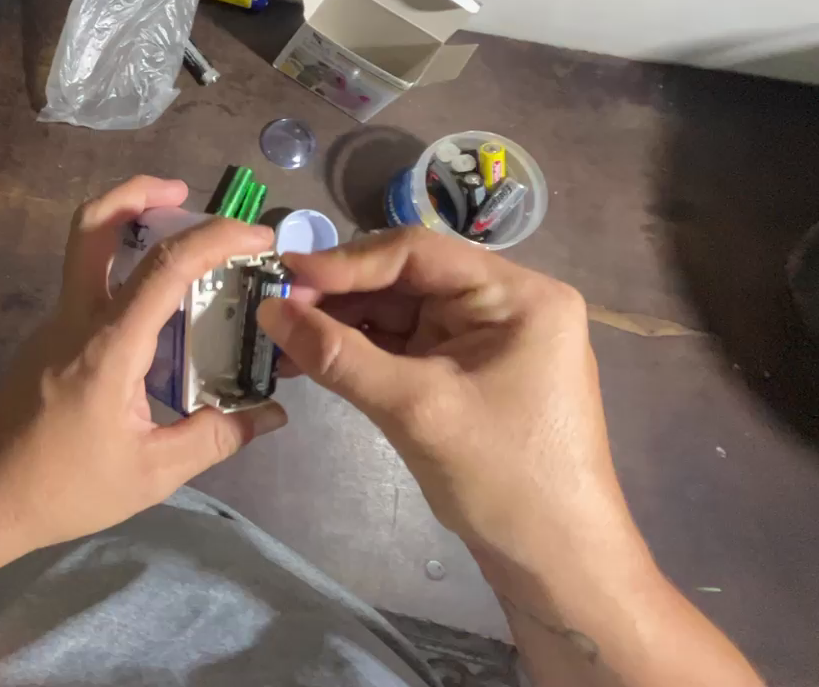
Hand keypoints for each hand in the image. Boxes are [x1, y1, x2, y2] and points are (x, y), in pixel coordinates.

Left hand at [0, 176, 288, 554]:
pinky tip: (158, 311)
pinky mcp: (49, 336)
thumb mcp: (153, 472)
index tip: (257, 237)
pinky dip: (122, 271)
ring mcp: (56, 321)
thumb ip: (215, 436)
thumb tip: (272, 413)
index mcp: (108, 343)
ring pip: (85, 249)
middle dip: (137, 192)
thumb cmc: (65, 485)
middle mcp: (77, 316)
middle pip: (93, 224)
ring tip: (182, 244)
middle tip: (184, 193)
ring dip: (129, 226)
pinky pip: (87, 285)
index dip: (214, 238)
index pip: (163, 266)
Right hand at [259, 227, 638, 579]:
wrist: (553, 564)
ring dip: (333, 322)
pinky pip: (389, 340)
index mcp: (516, 296)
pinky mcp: (452, 364)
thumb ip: (336, 354)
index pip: (415, 253)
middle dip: (334, 295)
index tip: (284, 275)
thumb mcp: (414, 408)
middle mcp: (496, 302)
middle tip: (275, 308)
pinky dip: (347, 347)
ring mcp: (473, 334)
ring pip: (386, 308)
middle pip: (397, 277)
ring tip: (280, 336)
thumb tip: (266, 309)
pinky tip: (305, 355)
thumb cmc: (505, 478)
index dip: (344, 262)